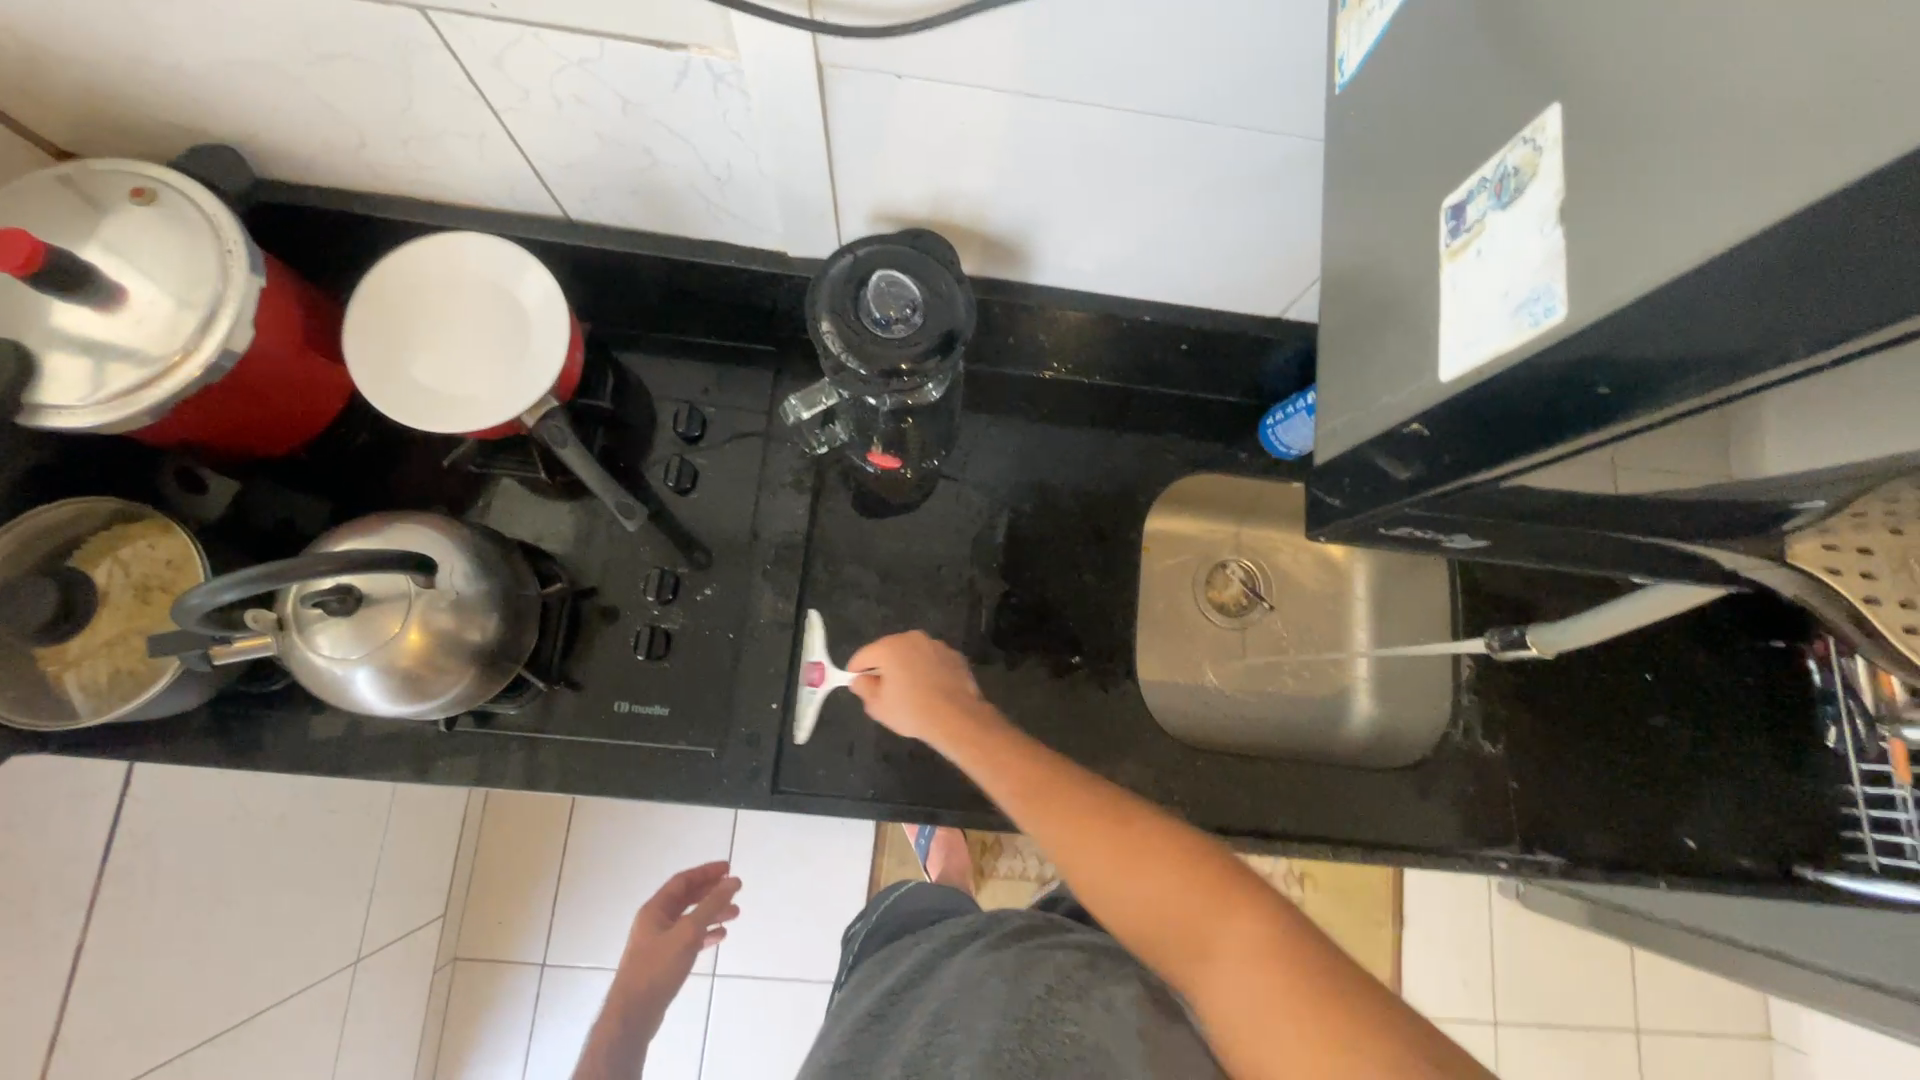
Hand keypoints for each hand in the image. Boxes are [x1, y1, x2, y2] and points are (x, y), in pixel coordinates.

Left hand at [606, 862, 740, 1037]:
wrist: (633, 1014)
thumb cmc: (658, 968)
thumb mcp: (688, 932)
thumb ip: (711, 905)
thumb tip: (732, 881)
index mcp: (655, 910)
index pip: (683, 881)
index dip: (706, 872)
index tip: (729, 869)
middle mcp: (655, 922)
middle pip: (687, 899)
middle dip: (711, 893)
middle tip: (734, 890)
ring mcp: (658, 942)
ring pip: (689, 919)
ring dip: (712, 913)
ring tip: (735, 913)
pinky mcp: (664, 961)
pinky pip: (688, 939)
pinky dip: (705, 934)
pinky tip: (720, 936)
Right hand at [847, 630, 993, 746]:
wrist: (956, 717)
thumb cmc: (911, 711)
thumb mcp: (878, 706)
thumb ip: (864, 688)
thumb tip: (860, 680)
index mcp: (890, 647)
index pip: (864, 655)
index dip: (855, 669)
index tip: (854, 682)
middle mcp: (913, 638)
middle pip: (889, 650)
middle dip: (883, 666)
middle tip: (882, 688)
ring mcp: (937, 645)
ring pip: (913, 654)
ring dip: (907, 666)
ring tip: (909, 690)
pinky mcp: (955, 656)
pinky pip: (933, 661)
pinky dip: (928, 671)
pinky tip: (930, 690)